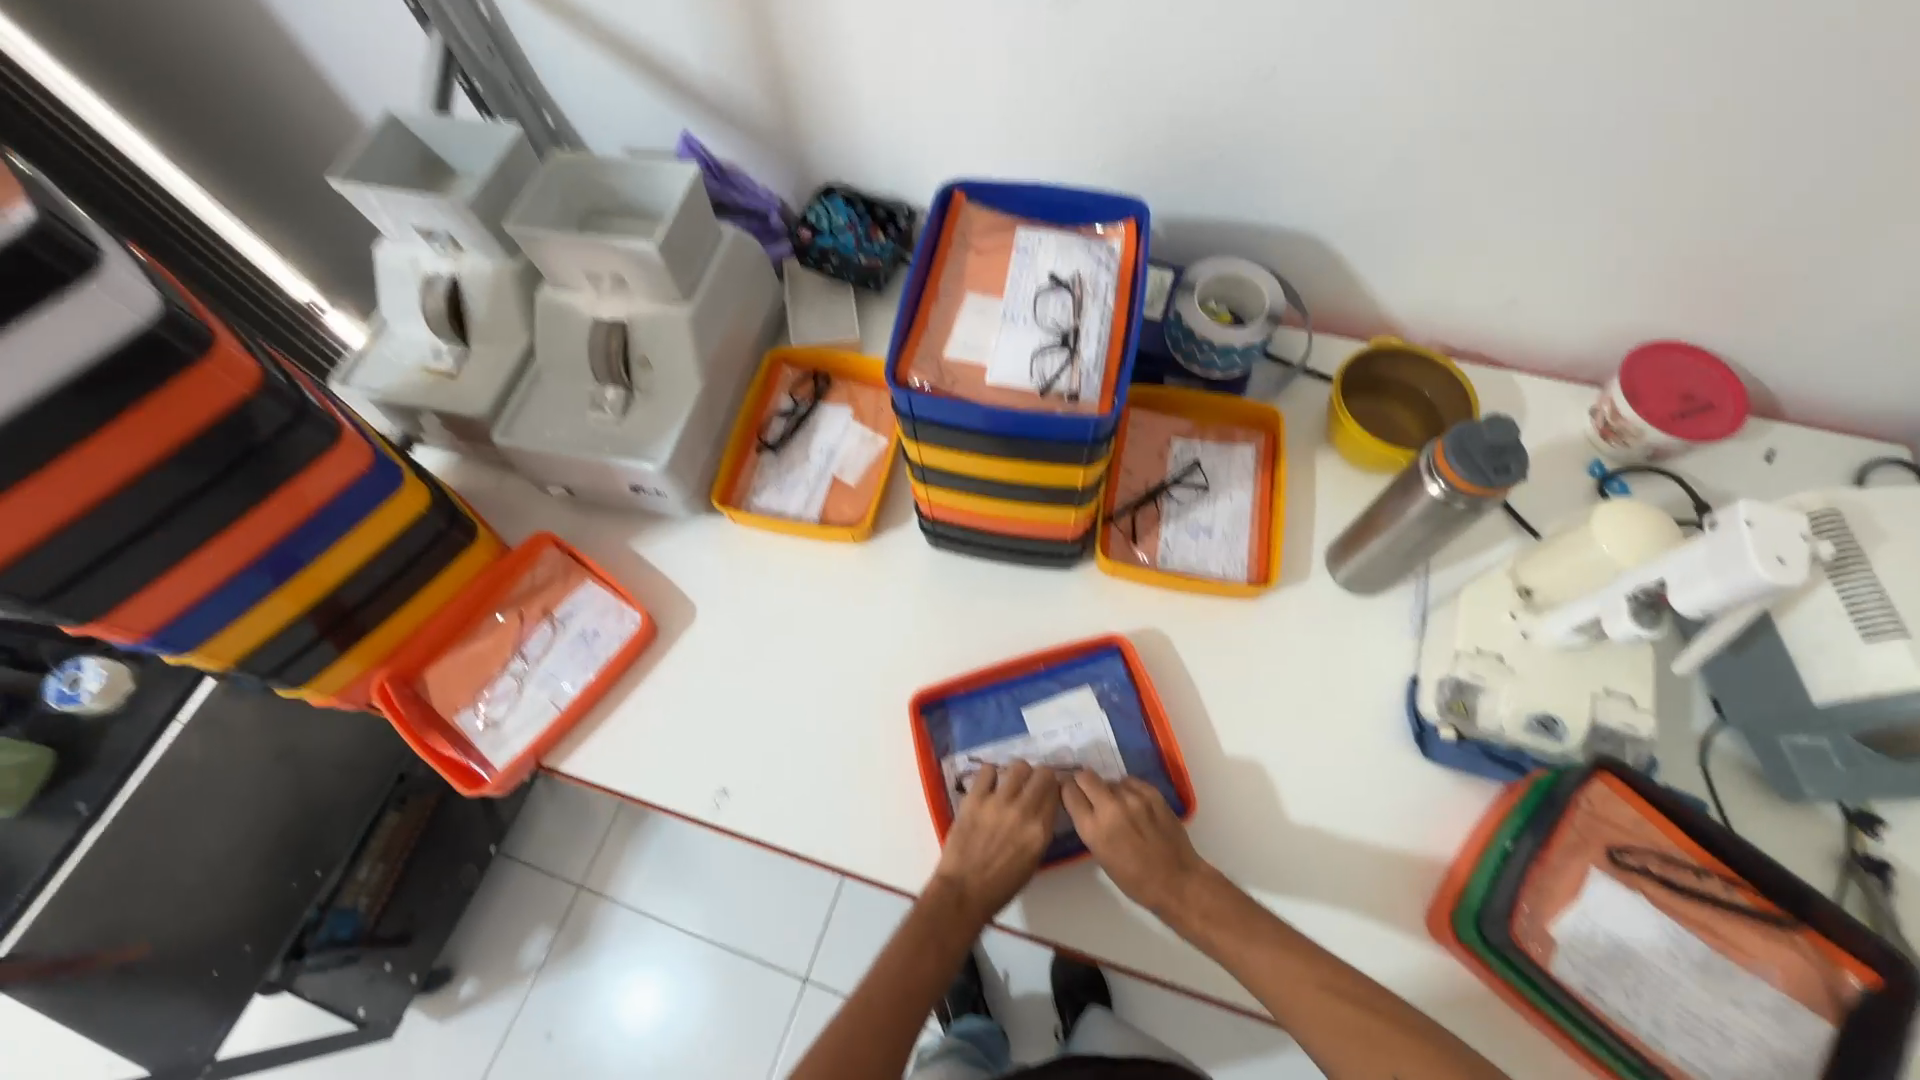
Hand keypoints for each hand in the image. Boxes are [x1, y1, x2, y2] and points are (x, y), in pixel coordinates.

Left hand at [931, 762, 1060, 923]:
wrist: (964, 890)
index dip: (1052, 789)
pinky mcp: (974, 798)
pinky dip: (991, 775)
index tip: (1047, 791)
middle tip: (1030, 784)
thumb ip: (1041, 829)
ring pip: (1018, 766)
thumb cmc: (1002, 884)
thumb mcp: (1033, 859)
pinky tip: (988, 785)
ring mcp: (998, 802)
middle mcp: (1023, 811)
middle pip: (1042, 774)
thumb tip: (1042, 807)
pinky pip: (988, 770)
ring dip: (1018, 773)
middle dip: (1040, 776)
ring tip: (1010, 783)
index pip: (1055, 792)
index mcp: (1040, 831)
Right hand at [1061, 771, 1212, 916]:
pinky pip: (1130, 782)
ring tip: (1119, 806)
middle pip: (1085, 776)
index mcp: (1093, 829)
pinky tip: (1134, 804)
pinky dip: (1128, 790)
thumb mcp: (1101, 855)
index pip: (1069, 792)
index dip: (1067, 789)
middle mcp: (1110, 808)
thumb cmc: (1134, 878)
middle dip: (1083, 781)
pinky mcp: (1152, 794)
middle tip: (1088, 791)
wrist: (1177, 880)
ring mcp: (1133, 798)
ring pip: (1110, 780)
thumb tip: (1084, 804)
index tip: (1069, 791)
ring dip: (1109, 789)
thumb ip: (1089, 826)